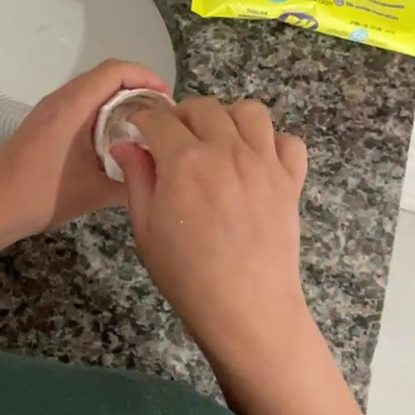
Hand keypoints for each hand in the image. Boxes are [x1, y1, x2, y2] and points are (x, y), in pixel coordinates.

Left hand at [0, 59, 170, 239]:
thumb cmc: (43, 196)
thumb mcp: (96, 192)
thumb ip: (131, 180)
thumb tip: (159, 174)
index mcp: (72, 106)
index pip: (115, 70)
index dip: (146, 77)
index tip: (167, 99)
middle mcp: (59, 100)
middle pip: (104, 76)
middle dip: (136, 89)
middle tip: (160, 116)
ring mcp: (47, 111)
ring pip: (90, 91)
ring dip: (117, 101)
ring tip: (142, 127)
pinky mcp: (41, 124)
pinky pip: (78, 106)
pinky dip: (100, 113)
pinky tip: (112, 140)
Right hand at [110, 97, 310, 363]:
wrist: (246, 307)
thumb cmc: (186, 273)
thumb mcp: (145, 228)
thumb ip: (137, 179)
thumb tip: (124, 145)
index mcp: (185, 161)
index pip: (158, 119)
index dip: (143, 119)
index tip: (138, 128)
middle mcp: (227, 151)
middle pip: (203, 107)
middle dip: (181, 116)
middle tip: (173, 139)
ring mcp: (264, 163)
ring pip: (249, 111)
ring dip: (227, 118)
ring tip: (216, 141)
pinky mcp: (291, 180)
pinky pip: (289, 141)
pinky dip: (272, 142)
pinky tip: (255, 161)